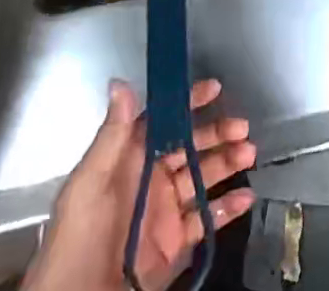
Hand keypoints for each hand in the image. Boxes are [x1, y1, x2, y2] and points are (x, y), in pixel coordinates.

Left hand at [21, 78, 257, 290]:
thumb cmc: (79, 237)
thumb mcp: (90, 183)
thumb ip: (111, 135)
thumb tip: (120, 84)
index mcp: (127, 161)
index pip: (161, 122)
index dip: (187, 104)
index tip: (214, 89)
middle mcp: (149, 180)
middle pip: (189, 148)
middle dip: (216, 134)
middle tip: (242, 128)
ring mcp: (164, 212)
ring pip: (202, 178)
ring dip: (227, 163)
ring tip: (248, 154)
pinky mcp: (175, 244)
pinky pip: (206, 220)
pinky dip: (227, 208)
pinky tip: (245, 196)